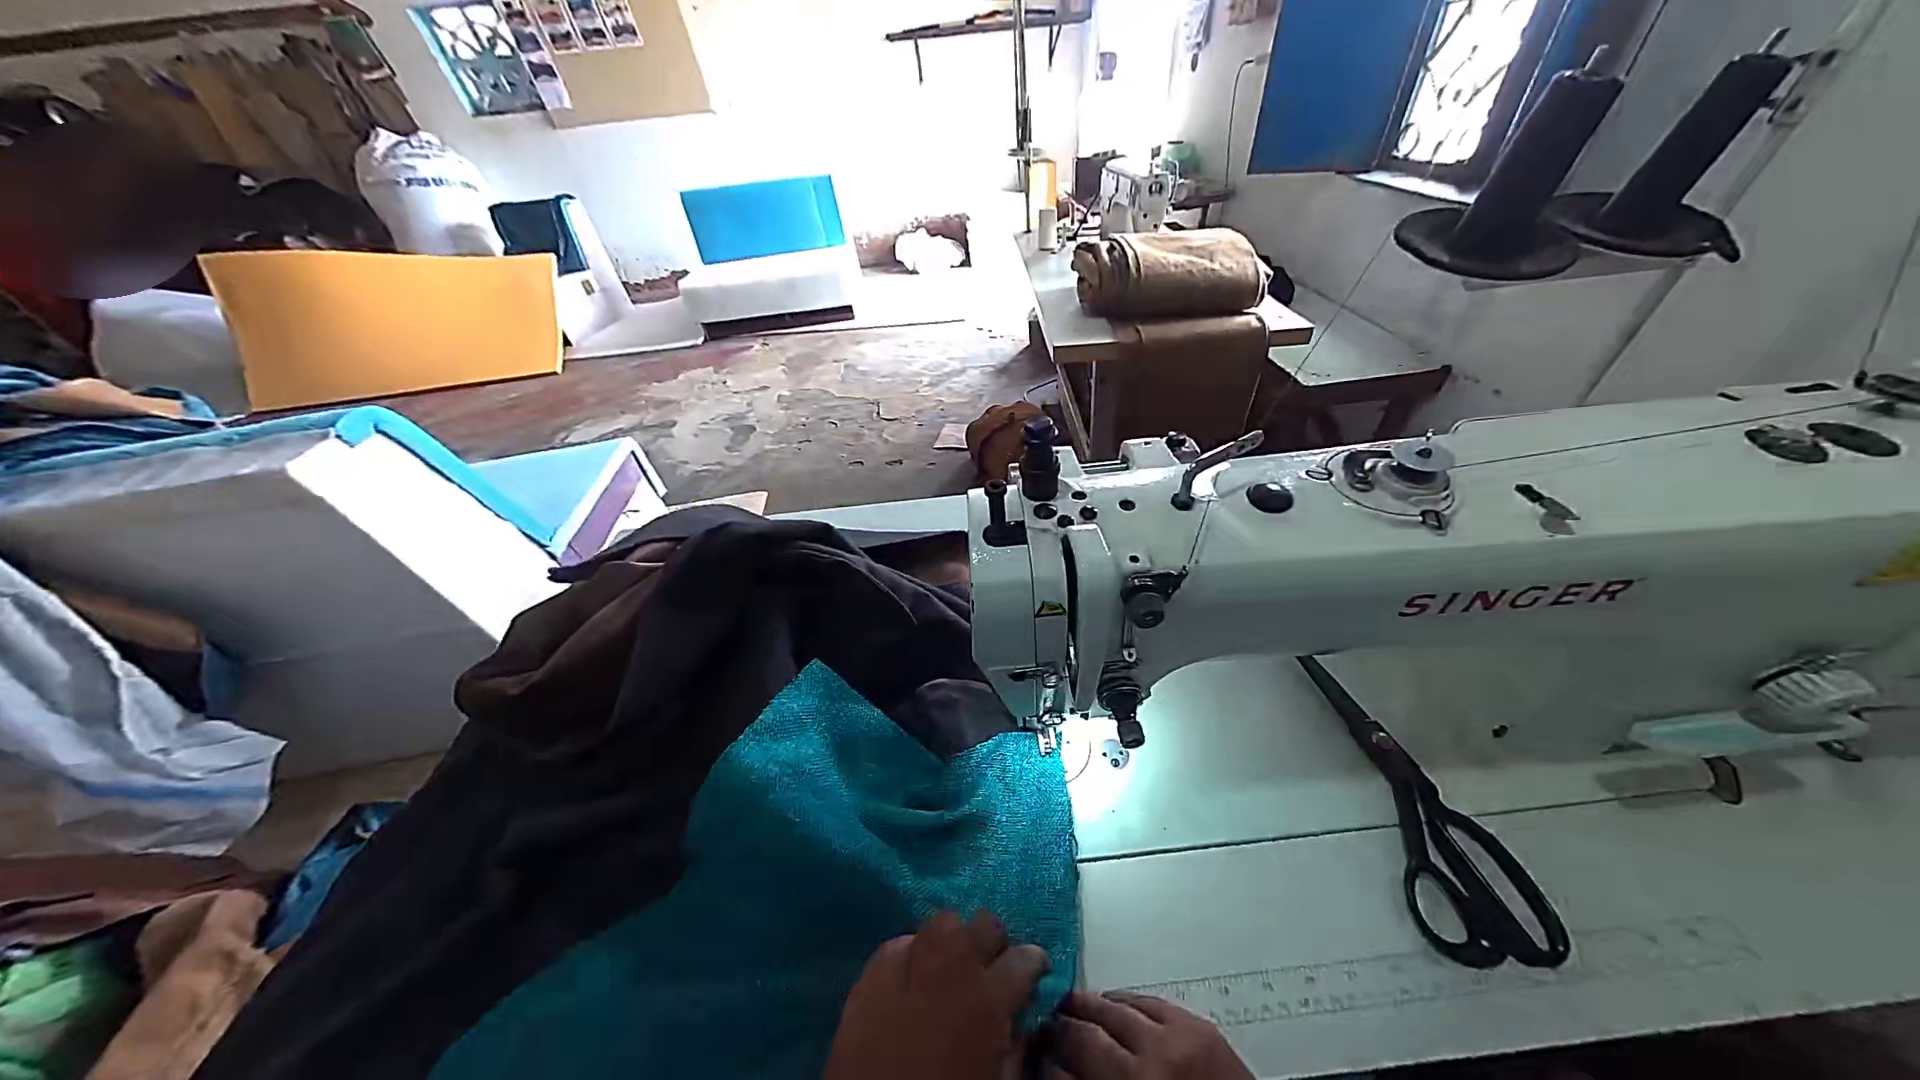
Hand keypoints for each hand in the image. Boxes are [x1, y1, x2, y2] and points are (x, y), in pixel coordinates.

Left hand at [822, 910, 1050, 1079]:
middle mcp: (955, 962)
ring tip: (951, 968)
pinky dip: (916, 954)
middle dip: (995, 943)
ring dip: (955, 940)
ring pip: (946, 921)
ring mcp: (913, 956)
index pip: (1027, 957)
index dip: (1035, 966)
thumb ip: (1015, 1046)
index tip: (1034, 976)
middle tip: (991, 970)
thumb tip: (1020, 1022)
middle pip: (987, 923)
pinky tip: (914, 979)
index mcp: (990, 995)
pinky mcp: (876, 963)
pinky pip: (906, 942)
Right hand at [1047, 990, 1254, 1079]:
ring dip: (1088, 1005)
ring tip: (1072, 1003)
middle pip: (1086, 1034)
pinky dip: (1124, 1001)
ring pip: (1114, 1009)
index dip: (1045, 1060)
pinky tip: (1113, 1003)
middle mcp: (1147, 1068)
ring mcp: (1174, 1043)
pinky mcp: (1198, 1027)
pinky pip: (1148, 1001)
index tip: (1033, 1053)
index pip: (1066, 1072)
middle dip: (1061, 1025)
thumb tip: (1058, 1072)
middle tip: (1045, 1020)